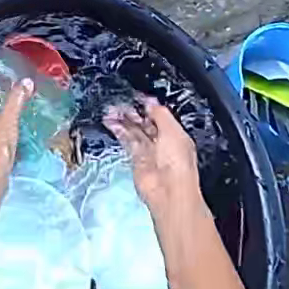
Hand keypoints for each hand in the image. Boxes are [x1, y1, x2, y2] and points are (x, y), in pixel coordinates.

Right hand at [104, 95, 202, 222]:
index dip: (148, 105)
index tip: (136, 97)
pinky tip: (111, 122)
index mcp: (175, 134)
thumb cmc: (177, 162)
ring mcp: (149, 152)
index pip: (160, 115)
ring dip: (123, 120)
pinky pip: (127, 141)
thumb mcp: (172, 129)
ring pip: (134, 131)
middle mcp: (162, 142)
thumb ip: (160, 113)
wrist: (168, 191)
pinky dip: (119, 131)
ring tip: (111, 110)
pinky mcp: (137, 160)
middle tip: (121, 102)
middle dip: (133, 112)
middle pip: (145, 122)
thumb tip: (150, 102)